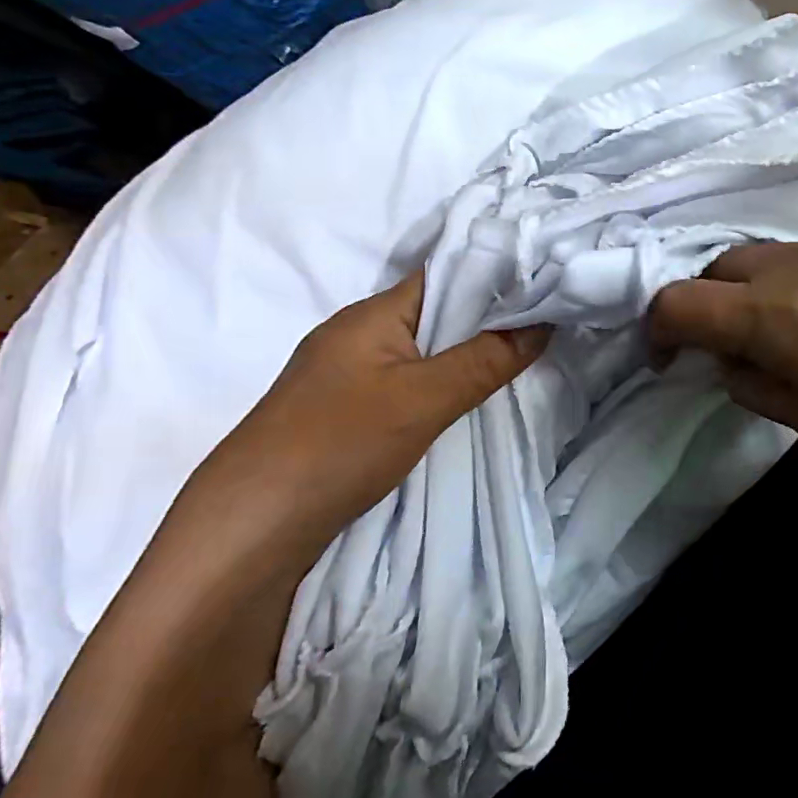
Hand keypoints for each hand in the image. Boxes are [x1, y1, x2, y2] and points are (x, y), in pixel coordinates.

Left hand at [219, 272, 550, 529]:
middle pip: (432, 313)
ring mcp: (344, 373)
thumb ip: (484, 361)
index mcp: (372, 313)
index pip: (442, 274)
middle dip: (484, 321)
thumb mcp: (423, 399)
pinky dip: (434, 386)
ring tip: (516, 362)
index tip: (544, 283)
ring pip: (418, 351)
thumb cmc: (340, 443)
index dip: (492, 274)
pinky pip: (400, 382)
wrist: (254, 523)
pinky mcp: (340, 410)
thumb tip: (543, 322)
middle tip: (543, 327)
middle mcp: (356, 333)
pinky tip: (460, 403)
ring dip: (459, 356)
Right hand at [648, 232, 797, 494]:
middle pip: (713, 269)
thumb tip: (730, 362)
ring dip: (742, 292)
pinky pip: (796, 255)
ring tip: (772, 334)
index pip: (679, 303)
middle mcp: (797, 266)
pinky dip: (781, 282)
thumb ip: (756, 386)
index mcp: (780, 317)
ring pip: (754, 257)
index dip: (656, 331)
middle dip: (701, 307)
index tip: (665, 360)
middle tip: (721, 350)